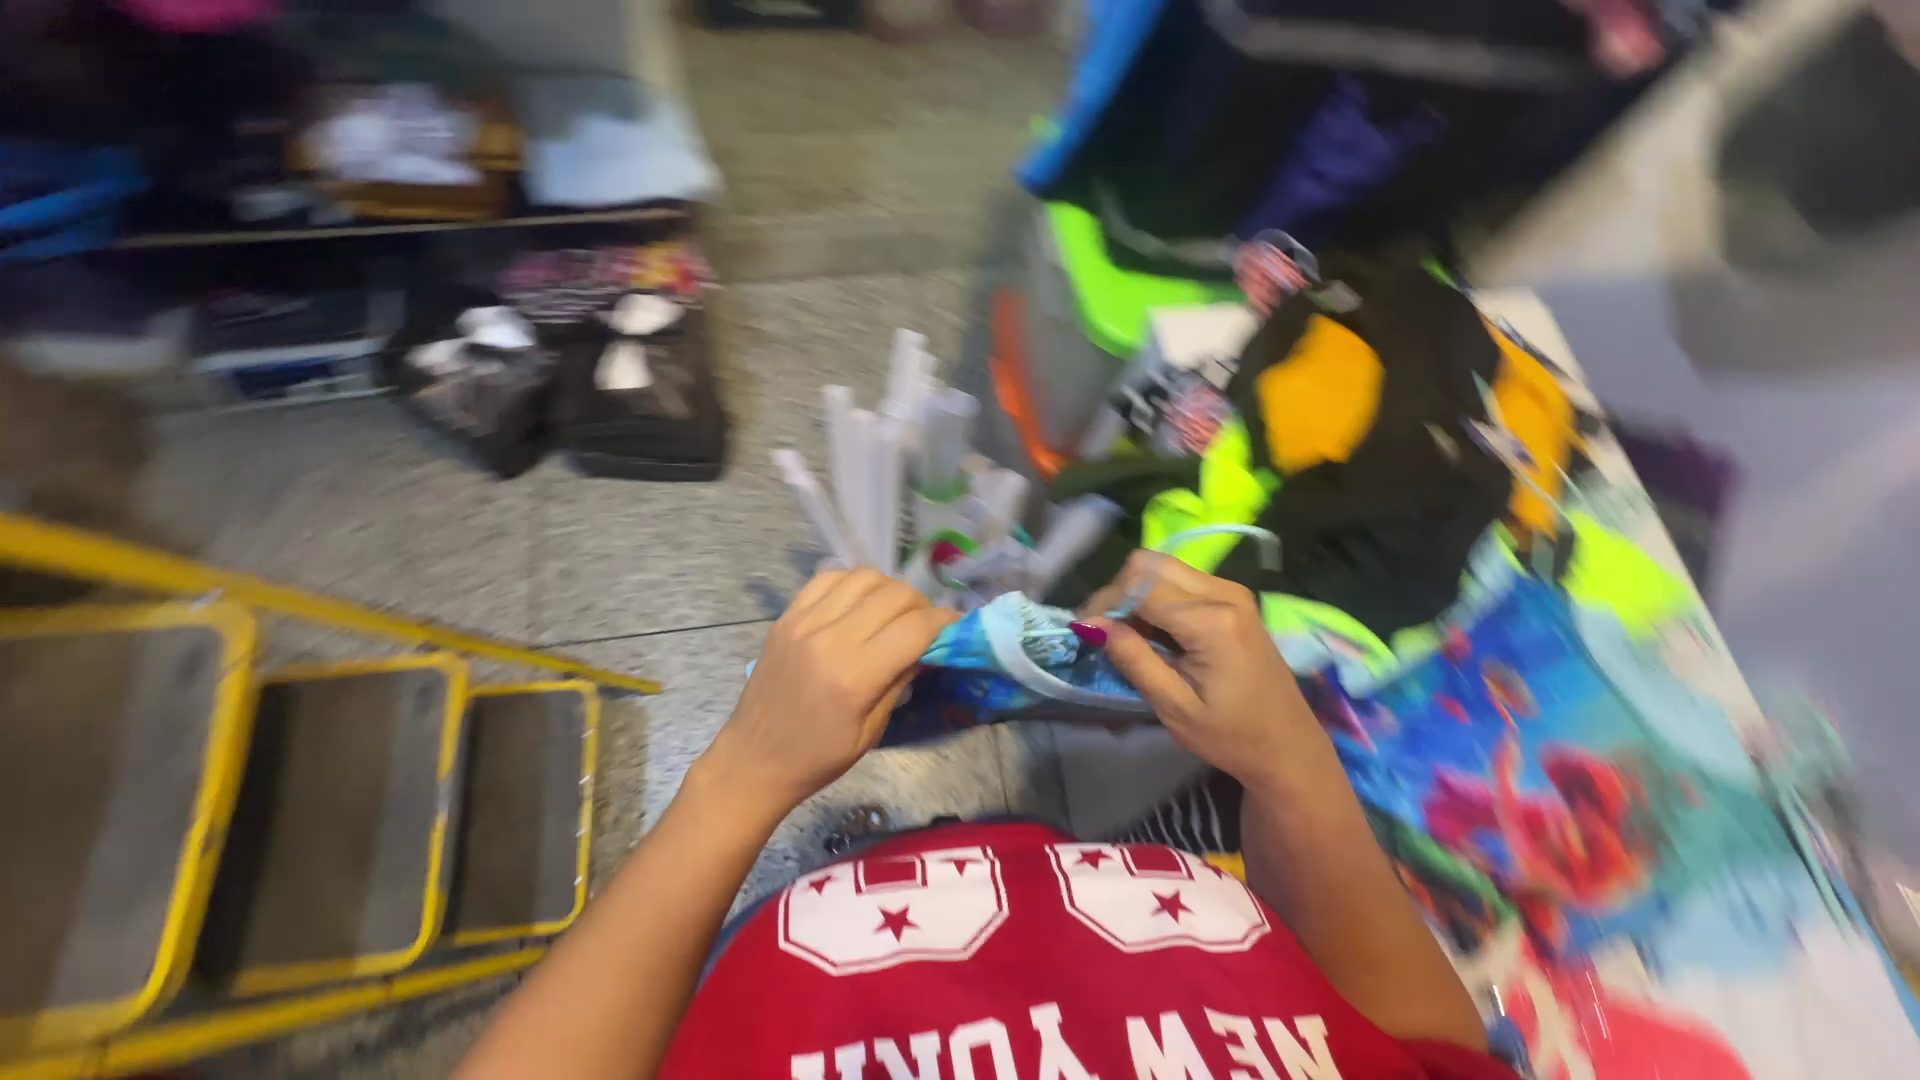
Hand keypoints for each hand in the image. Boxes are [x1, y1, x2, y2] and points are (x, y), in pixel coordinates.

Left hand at [696, 569, 957, 821]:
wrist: (753, 759)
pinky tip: (859, 603)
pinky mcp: (786, 617)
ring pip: (864, 577)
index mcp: (854, 677)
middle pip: (894, 595)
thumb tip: (928, 647)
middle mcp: (830, 639)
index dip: (944, 622)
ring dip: (889, 589)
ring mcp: (804, 622)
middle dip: (921, 605)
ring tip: (893, 611)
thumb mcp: (871, 731)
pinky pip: (828, 578)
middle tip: (925, 624)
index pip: (915, 627)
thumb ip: (901, 681)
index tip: (955, 626)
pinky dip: (853, 583)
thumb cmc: (818, 758)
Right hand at [1083, 551, 1326, 789]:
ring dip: (1136, 593)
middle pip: (1149, 564)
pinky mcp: (1234, 599)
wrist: (1288, 748)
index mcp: (1213, 621)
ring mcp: (1232, 592)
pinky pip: (1181, 580)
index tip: (1084, 631)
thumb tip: (1091, 624)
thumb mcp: (1174, 706)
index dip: (1105, 604)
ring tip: (1127, 634)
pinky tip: (1154, 632)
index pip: (1140, 588)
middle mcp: (1225, 593)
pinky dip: (1157, 597)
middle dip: (1118, 592)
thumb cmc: (1232, 736)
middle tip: (1103, 631)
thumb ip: (1133, 658)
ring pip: (1163, 566)